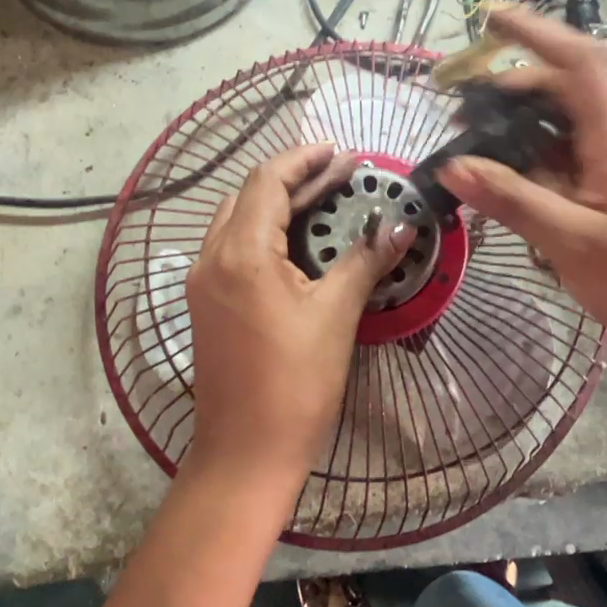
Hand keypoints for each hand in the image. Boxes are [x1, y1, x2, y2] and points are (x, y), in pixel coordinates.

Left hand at [184, 143, 412, 487]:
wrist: (246, 453)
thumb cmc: (295, 383)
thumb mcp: (336, 315)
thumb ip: (365, 260)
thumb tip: (403, 225)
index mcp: (241, 252)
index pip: (268, 181)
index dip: (306, 159)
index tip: (343, 153)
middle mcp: (212, 258)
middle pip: (249, 196)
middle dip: (295, 179)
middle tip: (342, 177)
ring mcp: (203, 284)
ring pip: (238, 222)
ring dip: (278, 206)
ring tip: (325, 203)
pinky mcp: (207, 306)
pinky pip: (233, 251)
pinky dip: (265, 235)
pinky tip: (298, 246)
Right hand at [435, 8, 606, 349]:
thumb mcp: (569, 239)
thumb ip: (511, 200)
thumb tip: (454, 166)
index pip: (578, 63)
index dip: (537, 32)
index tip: (491, 19)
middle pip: (562, 90)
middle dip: (511, 88)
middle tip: (462, 110)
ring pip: (559, 126)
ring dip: (516, 125)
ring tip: (471, 143)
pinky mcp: (606, 190)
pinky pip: (562, 158)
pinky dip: (528, 158)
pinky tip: (501, 178)